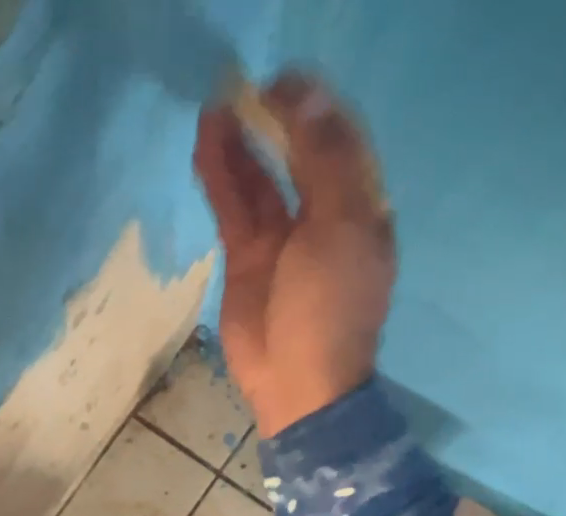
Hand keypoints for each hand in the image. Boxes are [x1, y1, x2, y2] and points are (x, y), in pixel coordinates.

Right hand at [193, 73, 396, 436]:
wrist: (297, 381)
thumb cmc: (330, 307)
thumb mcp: (340, 228)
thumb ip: (323, 162)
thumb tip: (306, 97)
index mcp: (360, 207)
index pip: (338, 142)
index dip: (312, 109)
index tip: (281, 84)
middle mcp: (322, 215)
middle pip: (295, 155)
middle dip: (272, 121)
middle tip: (243, 89)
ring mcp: (281, 237)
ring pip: (258, 179)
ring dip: (239, 144)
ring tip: (214, 108)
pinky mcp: (245, 257)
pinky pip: (233, 207)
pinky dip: (220, 176)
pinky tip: (205, 145)